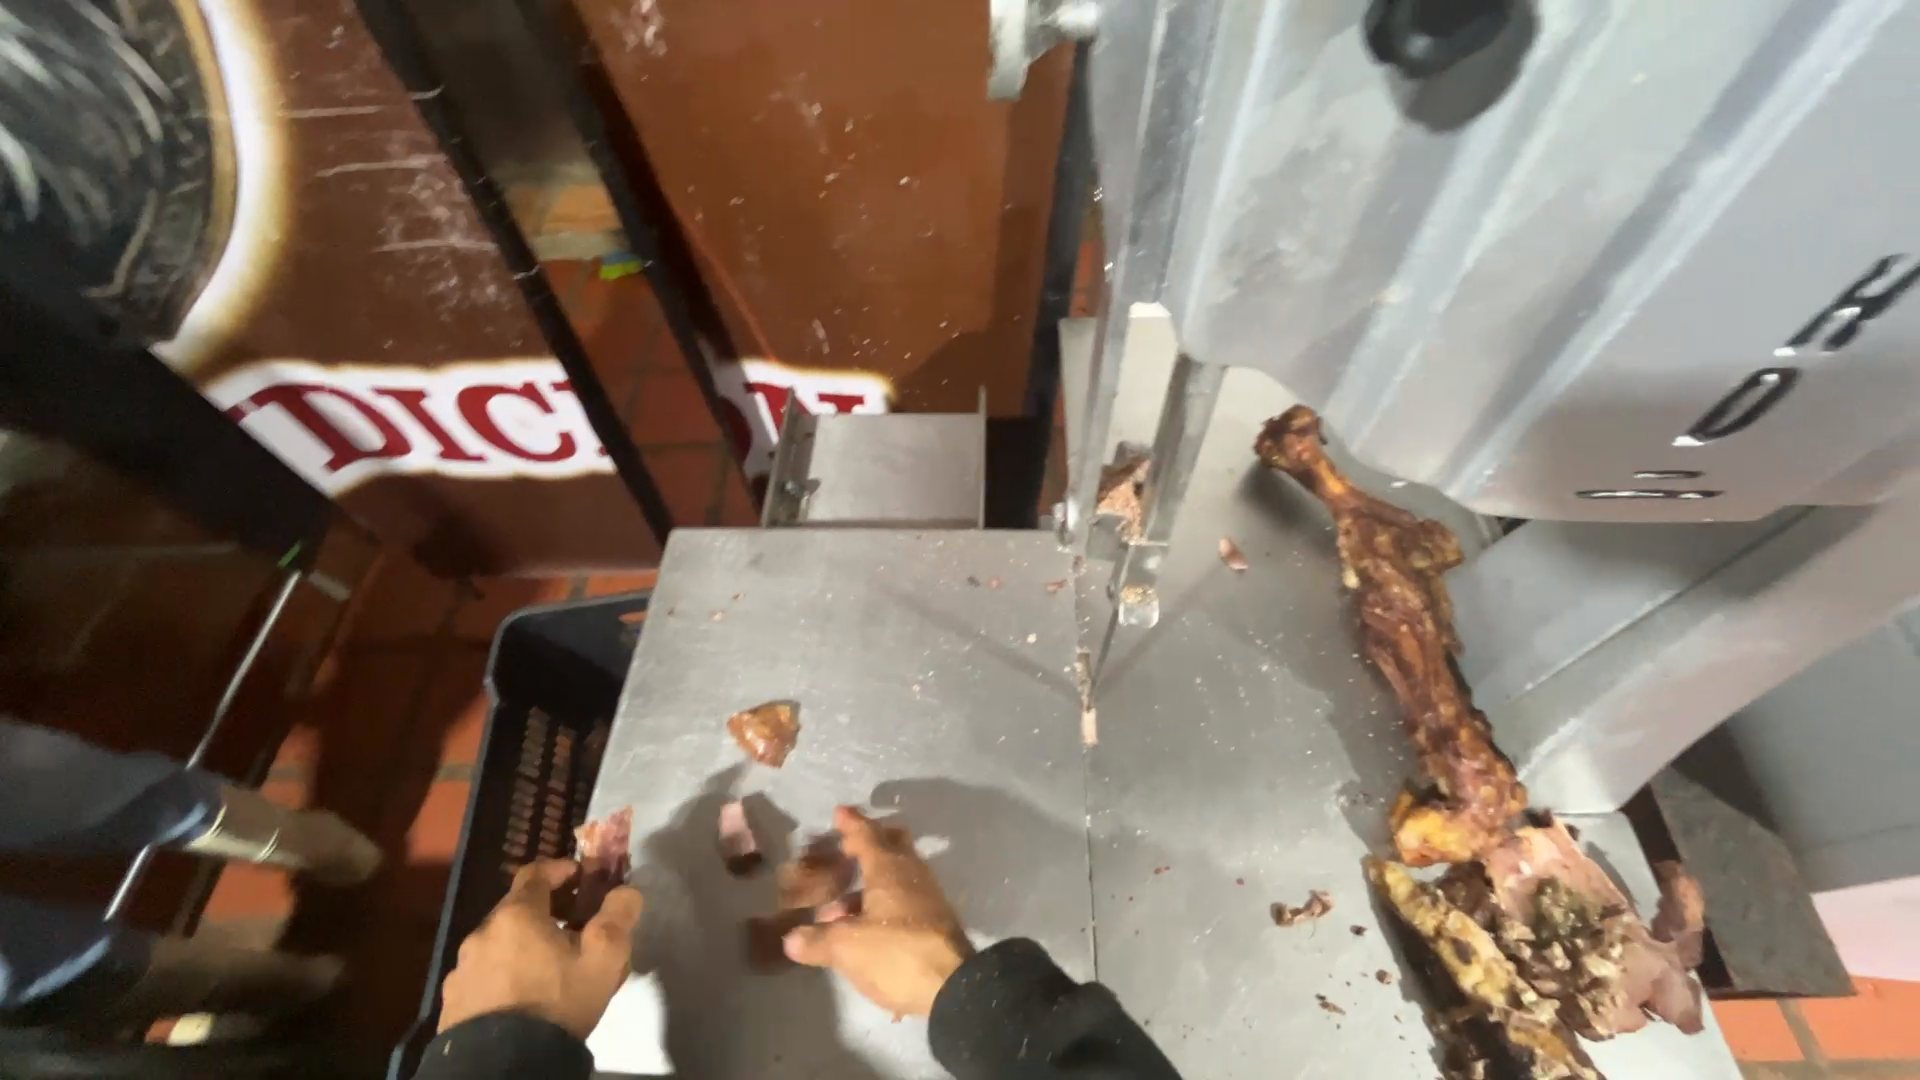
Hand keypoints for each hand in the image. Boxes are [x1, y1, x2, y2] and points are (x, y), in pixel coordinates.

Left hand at [437, 859, 642, 1037]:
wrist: (501, 1071)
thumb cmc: (556, 1002)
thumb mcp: (605, 957)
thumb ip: (619, 914)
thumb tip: (624, 892)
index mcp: (516, 916)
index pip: (535, 872)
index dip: (560, 869)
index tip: (581, 878)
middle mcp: (481, 935)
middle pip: (516, 908)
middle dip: (546, 911)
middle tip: (574, 929)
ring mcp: (461, 971)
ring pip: (499, 943)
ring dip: (523, 945)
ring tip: (548, 970)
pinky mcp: (451, 1005)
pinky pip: (483, 974)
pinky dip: (504, 974)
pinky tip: (523, 998)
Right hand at [782, 806, 972, 1016]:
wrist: (952, 986)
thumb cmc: (896, 953)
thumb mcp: (848, 948)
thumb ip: (818, 940)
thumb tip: (791, 938)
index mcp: (889, 867)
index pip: (868, 834)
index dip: (852, 824)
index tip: (840, 812)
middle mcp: (911, 872)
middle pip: (891, 844)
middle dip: (869, 843)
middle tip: (846, 849)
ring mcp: (926, 895)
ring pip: (897, 873)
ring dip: (870, 882)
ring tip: (838, 907)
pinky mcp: (934, 919)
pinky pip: (904, 897)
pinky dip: (882, 901)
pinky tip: (864, 927)